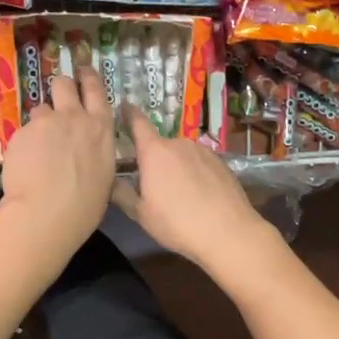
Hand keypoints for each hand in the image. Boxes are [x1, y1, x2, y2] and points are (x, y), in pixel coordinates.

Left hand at [0, 65, 116, 253]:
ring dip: (40, 122)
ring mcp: (44, 123)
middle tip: (58, 97)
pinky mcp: (20, 133)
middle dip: (60, 86)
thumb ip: (95, 155)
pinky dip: (24, 144)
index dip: (88, 77)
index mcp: (100, 129)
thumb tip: (88, 156)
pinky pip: (22, 132)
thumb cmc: (84, 206)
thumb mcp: (104, 177)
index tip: (83, 72)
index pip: (95, 89)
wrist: (47, 213)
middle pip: (63, 84)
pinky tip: (24, 164)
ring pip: (40, 109)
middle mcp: (73, 117)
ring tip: (38, 146)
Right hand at [112, 108, 273, 271]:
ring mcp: (203, 151)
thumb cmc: (176, 223)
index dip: (129, 114)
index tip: (124, 106)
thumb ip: (122, 194)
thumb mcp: (141, 214)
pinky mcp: (221, 162)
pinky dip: (195, 173)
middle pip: (160, 146)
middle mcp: (179, 143)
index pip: (138, 123)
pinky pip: (200, 163)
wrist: (228, 232)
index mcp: (154, 152)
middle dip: (154, 160)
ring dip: (176, 167)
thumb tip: (111, 180)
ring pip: (182, 155)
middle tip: (152, 185)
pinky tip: (199, 195)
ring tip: (179, 194)